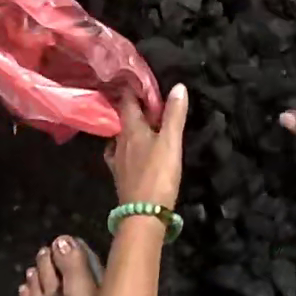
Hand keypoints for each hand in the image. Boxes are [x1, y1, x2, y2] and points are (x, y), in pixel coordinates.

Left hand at [105, 85, 188, 208]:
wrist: (143, 215)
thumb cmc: (158, 174)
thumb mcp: (171, 141)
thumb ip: (174, 114)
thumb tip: (178, 86)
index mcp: (130, 128)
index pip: (128, 100)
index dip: (135, 89)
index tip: (144, 80)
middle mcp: (119, 139)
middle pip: (125, 117)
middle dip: (136, 107)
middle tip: (151, 101)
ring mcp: (117, 158)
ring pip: (122, 135)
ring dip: (133, 127)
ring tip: (146, 123)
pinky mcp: (120, 174)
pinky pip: (121, 152)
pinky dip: (127, 146)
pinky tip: (132, 150)